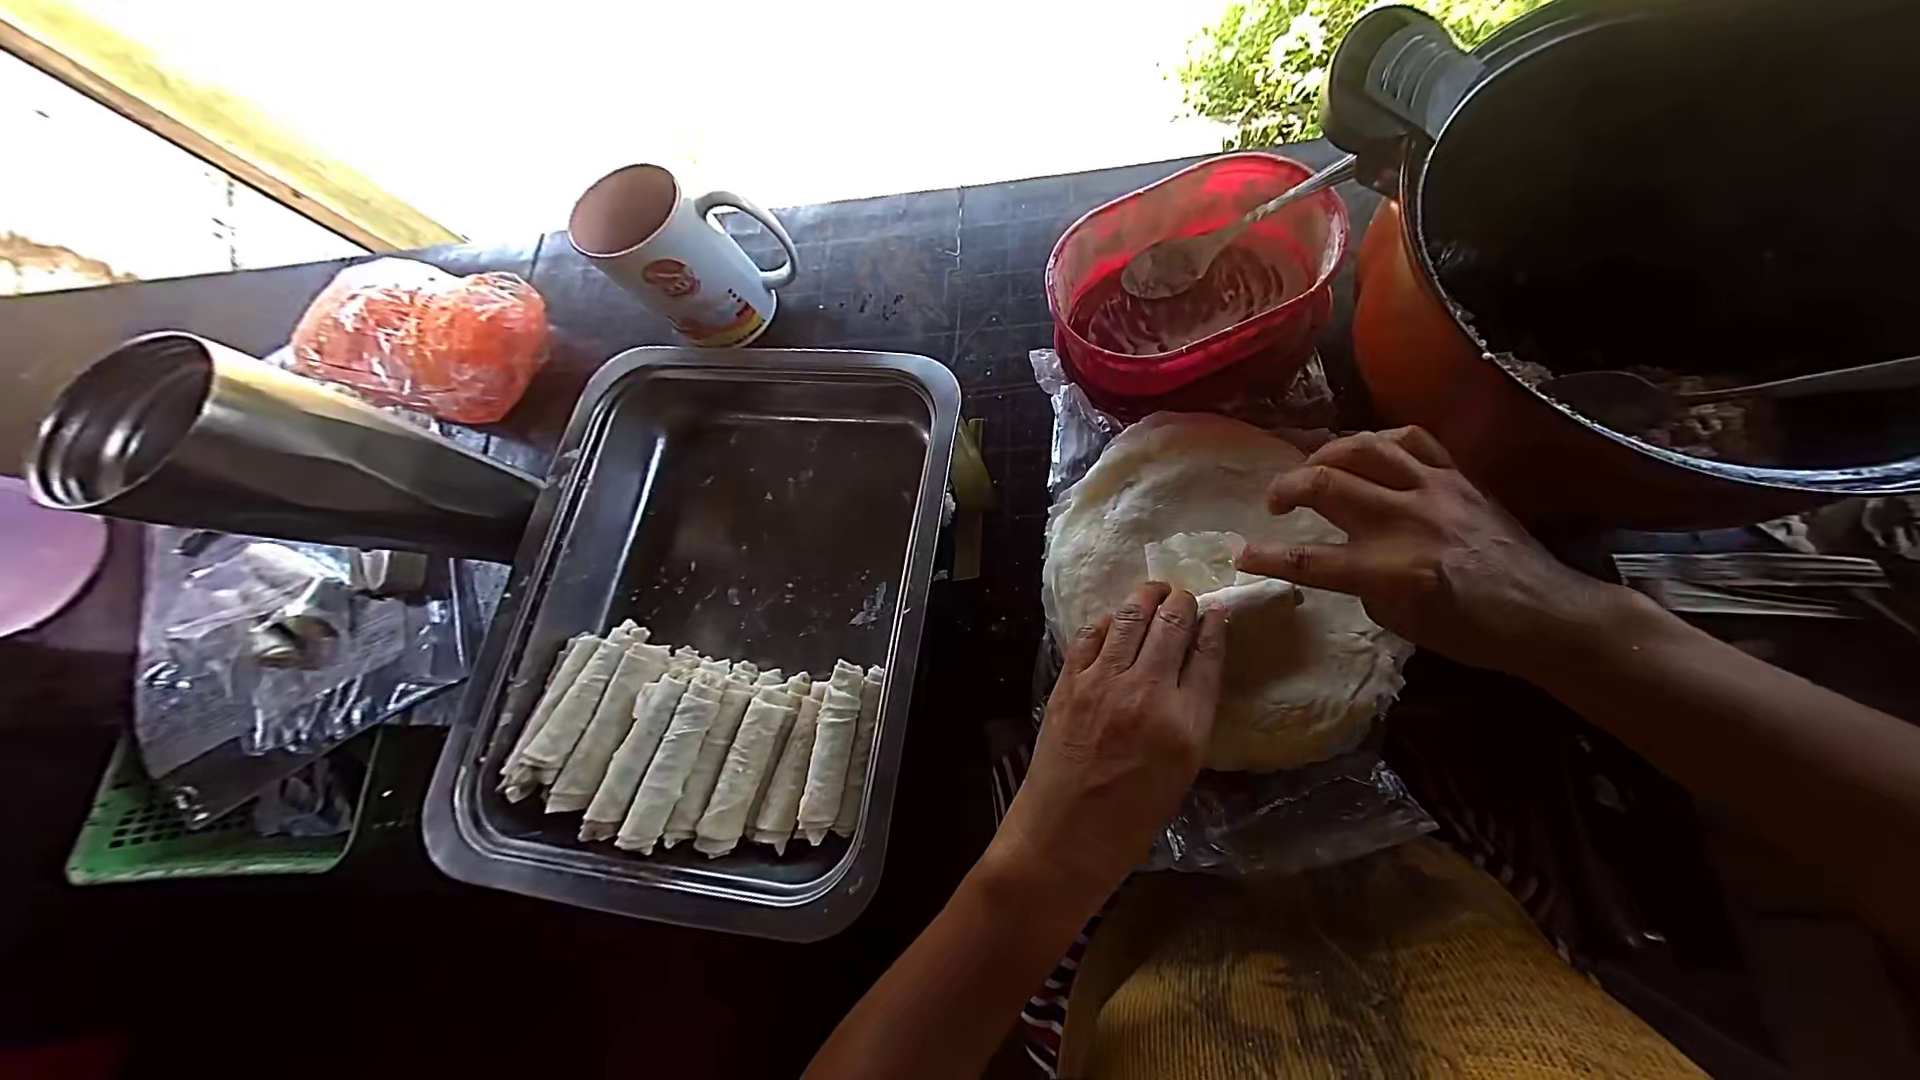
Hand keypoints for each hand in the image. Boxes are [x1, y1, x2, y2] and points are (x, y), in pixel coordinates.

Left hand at [989, 583, 1227, 907]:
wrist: (1063, 835)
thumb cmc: (1130, 819)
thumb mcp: (1180, 773)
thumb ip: (1190, 717)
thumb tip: (1191, 672)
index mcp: (1185, 726)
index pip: (1207, 657)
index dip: (1214, 627)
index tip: (1217, 611)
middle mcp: (1146, 694)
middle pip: (1171, 627)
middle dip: (1182, 603)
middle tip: (1184, 595)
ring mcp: (1102, 683)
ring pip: (1130, 620)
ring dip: (1145, 598)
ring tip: (1155, 589)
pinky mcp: (1068, 682)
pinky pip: (1090, 636)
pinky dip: (1107, 620)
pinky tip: (1115, 618)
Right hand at [1236, 426, 1619, 677]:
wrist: (1546, 613)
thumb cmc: (1467, 630)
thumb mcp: (1394, 619)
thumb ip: (1356, 580)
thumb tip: (1334, 551)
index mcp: (1388, 570)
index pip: (1306, 560)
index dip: (1265, 557)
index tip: (1240, 555)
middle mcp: (1405, 522)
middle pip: (1324, 485)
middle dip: (1284, 489)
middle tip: (1275, 503)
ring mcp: (1433, 492)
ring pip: (1363, 448)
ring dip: (1323, 454)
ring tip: (1312, 469)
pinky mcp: (1456, 477)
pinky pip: (1410, 439)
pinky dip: (1377, 441)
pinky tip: (1365, 454)